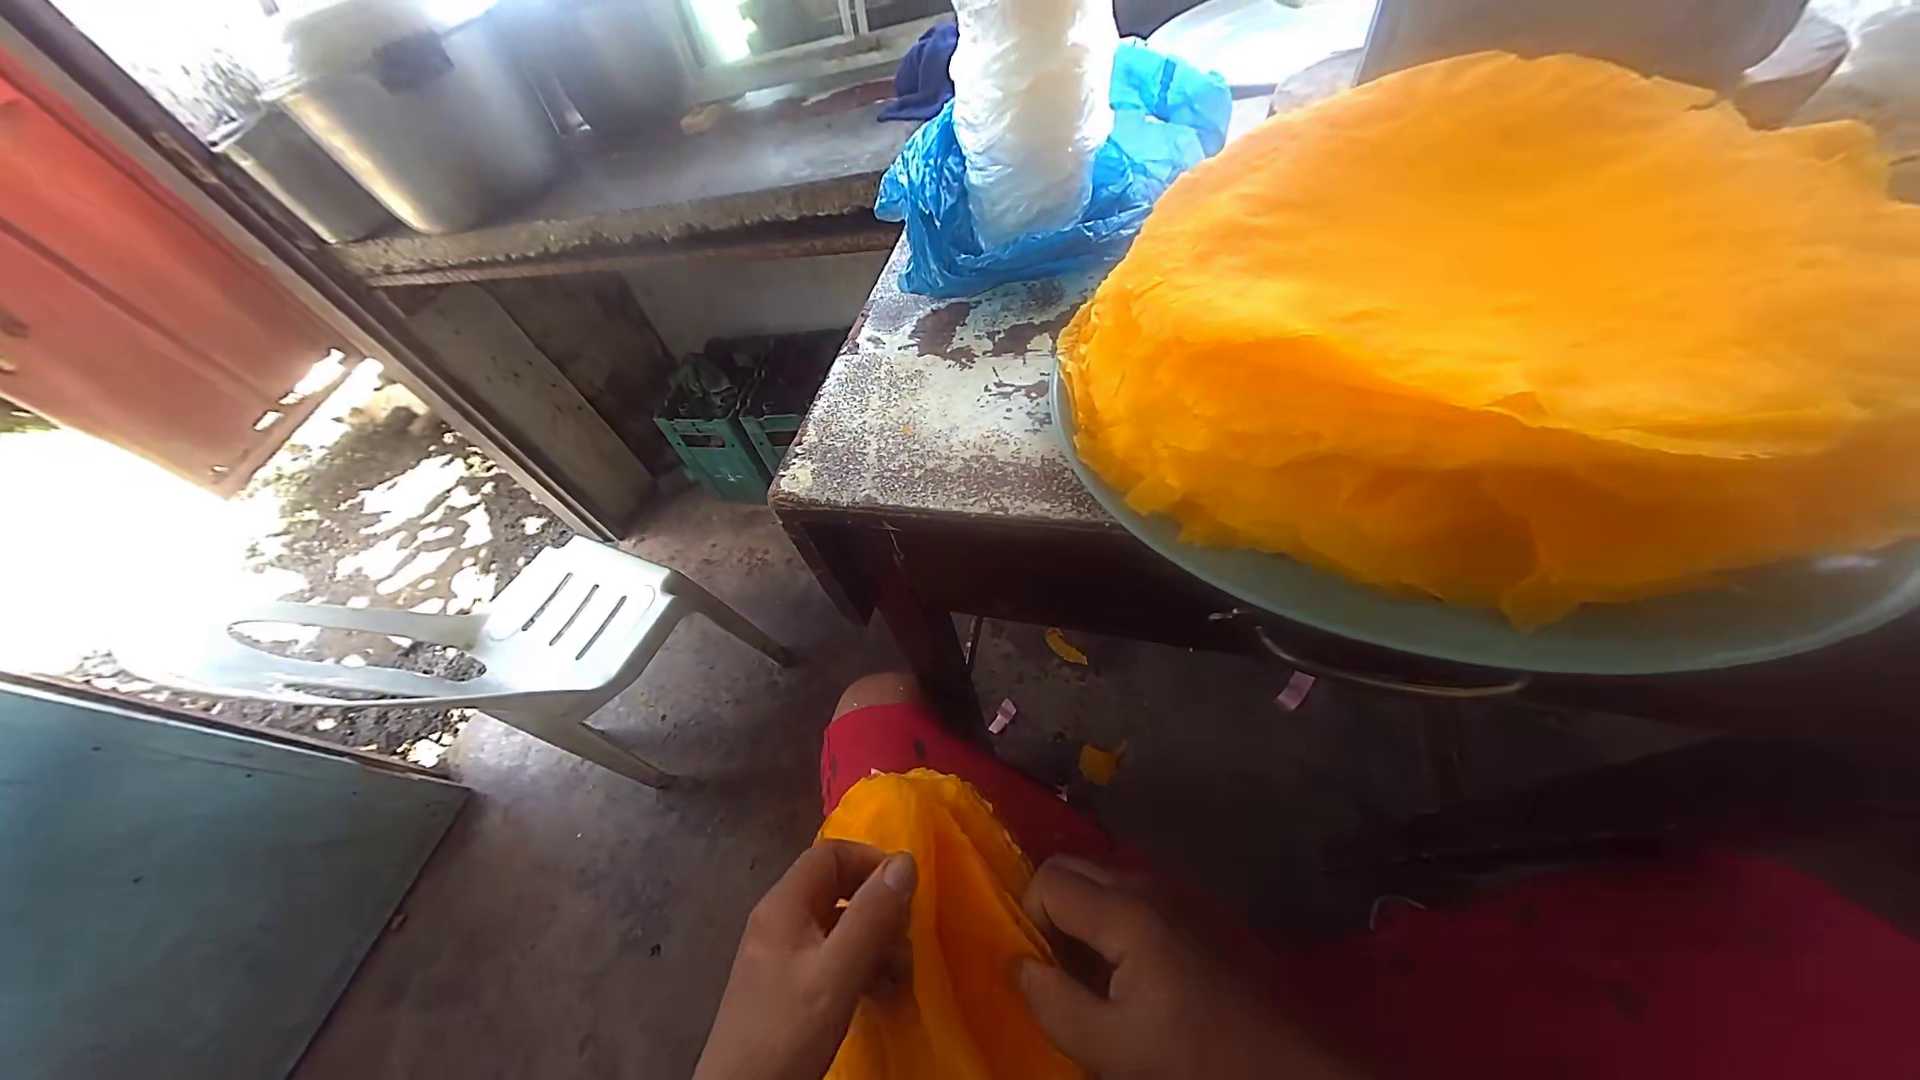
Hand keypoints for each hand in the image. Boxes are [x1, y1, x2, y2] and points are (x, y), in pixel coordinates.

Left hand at [693, 841, 916, 1079]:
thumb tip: (905, 861)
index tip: (905, 889)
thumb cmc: (786, 1032)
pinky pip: (830, 956)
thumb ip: (872, 915)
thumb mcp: (836, 973)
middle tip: (906, 936)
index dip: (870, 861)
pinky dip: (859, 965)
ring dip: (874, 941)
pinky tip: (880, 993)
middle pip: (837, 887)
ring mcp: (781, 954)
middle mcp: (780, 919)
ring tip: (901, 974)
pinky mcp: (786, 986)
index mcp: (784, 904)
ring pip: (838, 925)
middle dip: (878, 906)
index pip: (831, 853)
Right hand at [1019, 856, 1356, 1079]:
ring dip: (1075, 916)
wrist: (1286, 1065)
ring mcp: (1164, 892)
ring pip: (1093, 879)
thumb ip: (1056, 1006)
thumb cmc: (1199, 1059)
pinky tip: (1121, 972)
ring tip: (1088, 976)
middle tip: (1058, 970)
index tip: (1044, 972)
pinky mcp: (1179, 907)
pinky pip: (1119, 894)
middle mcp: (1141, 884)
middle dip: (1048, 910)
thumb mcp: (1117, 1052)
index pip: (1047, 881)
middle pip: (1067, 868)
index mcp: (1124, 911)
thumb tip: (1021, 966)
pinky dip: (1101, 919)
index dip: (1031, 921)